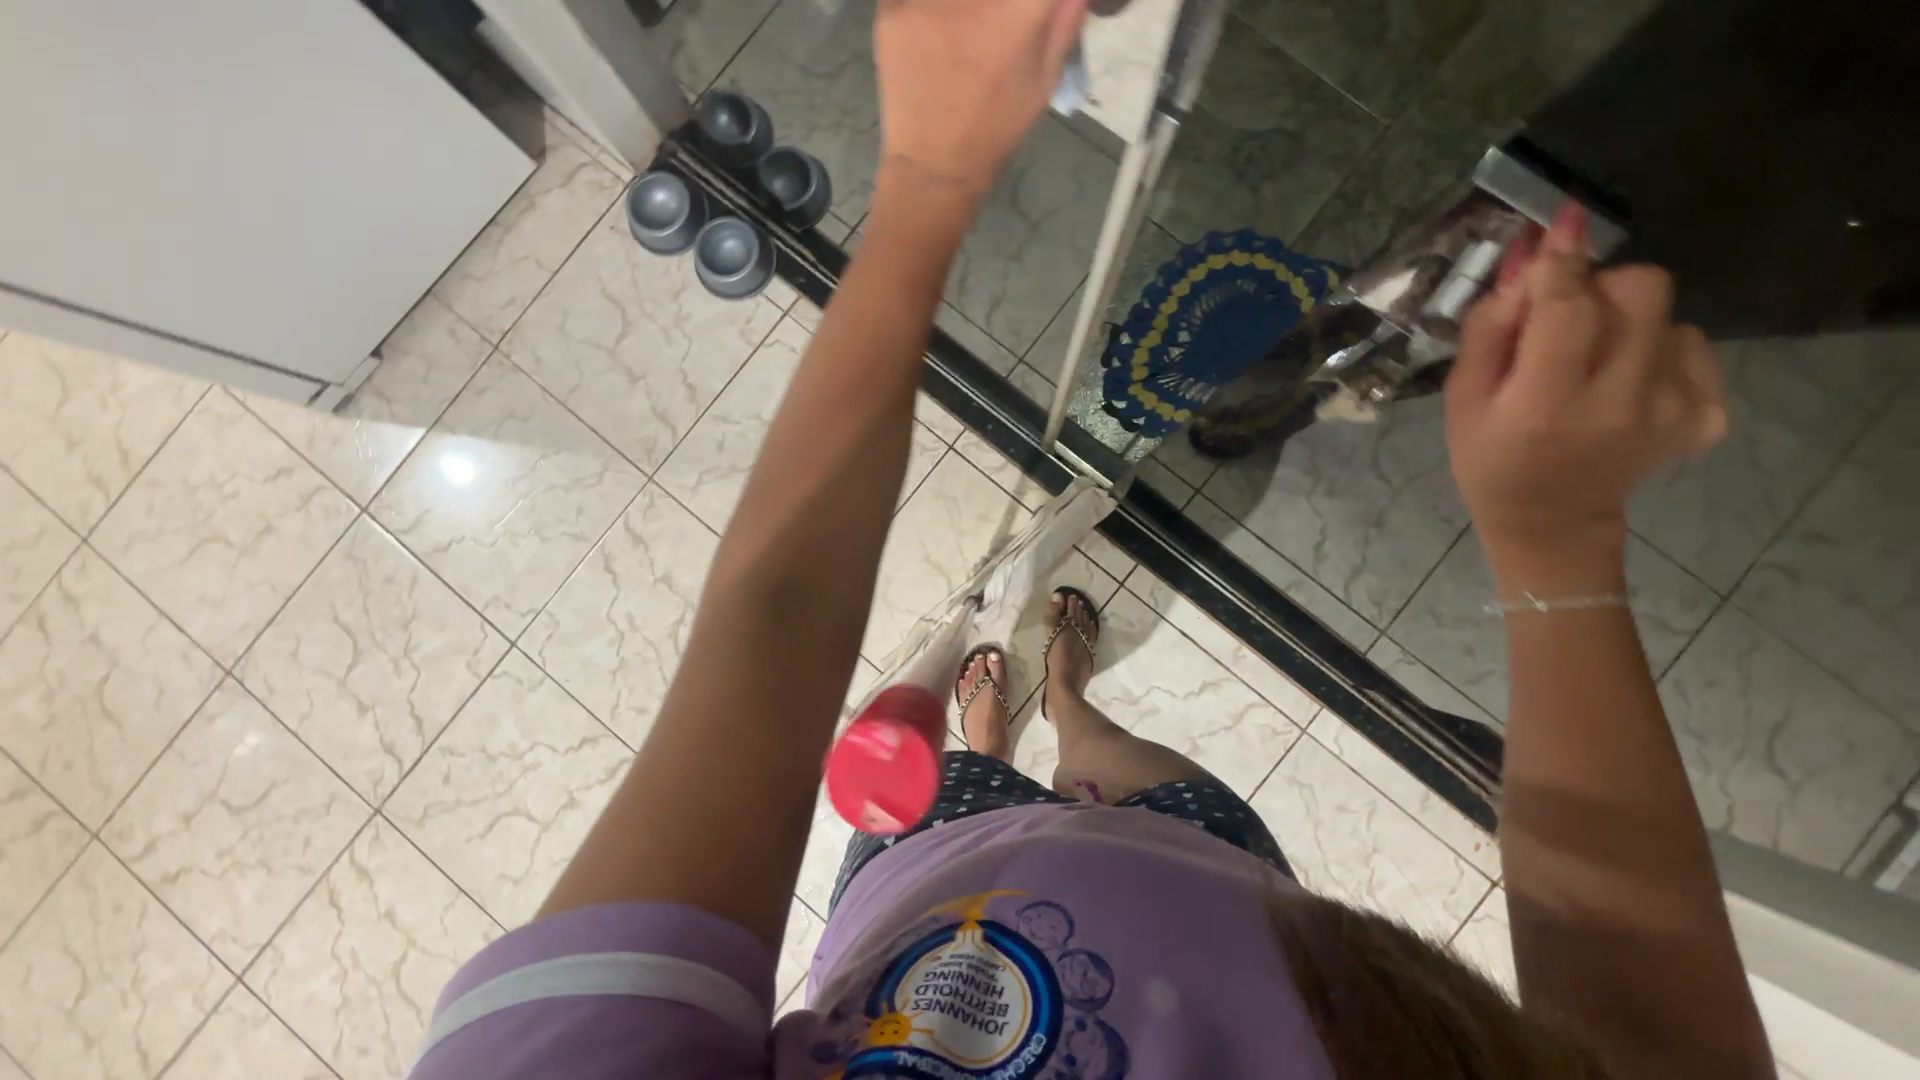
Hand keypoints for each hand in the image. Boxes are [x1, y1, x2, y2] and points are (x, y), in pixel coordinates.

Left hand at [873, 0, 1089, 196]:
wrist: (933, 165)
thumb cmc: (996, 128)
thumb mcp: (1044, 82)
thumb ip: (1064, 22)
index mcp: (1017, 16)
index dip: (1034, 1)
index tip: (1030, 12)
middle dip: (997, 6)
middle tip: (993, 30)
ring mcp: (925, 0)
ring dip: (963, 6)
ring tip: (964, 37)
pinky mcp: (893, 11)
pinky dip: (929, 6)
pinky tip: (935, 32)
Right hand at [1446, 204, 1727, 590]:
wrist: (1552, 521)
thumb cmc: (1489, 456)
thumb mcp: (1463, 396)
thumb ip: (1492, 325)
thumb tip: (1531, 257)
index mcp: (1543, 404)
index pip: (1568, 304)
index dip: (1561, 262)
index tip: (1558, 229)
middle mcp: (1619, 403)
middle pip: (1639, 286)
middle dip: (1599, 288)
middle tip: (1567, 322)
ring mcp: (1674, 409)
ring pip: (1665, 313)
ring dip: (1625, 324)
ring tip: (1593, 365)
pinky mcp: (1707, 414)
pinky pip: (1690, 343)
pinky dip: (1656, 350)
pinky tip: (1626, 384)